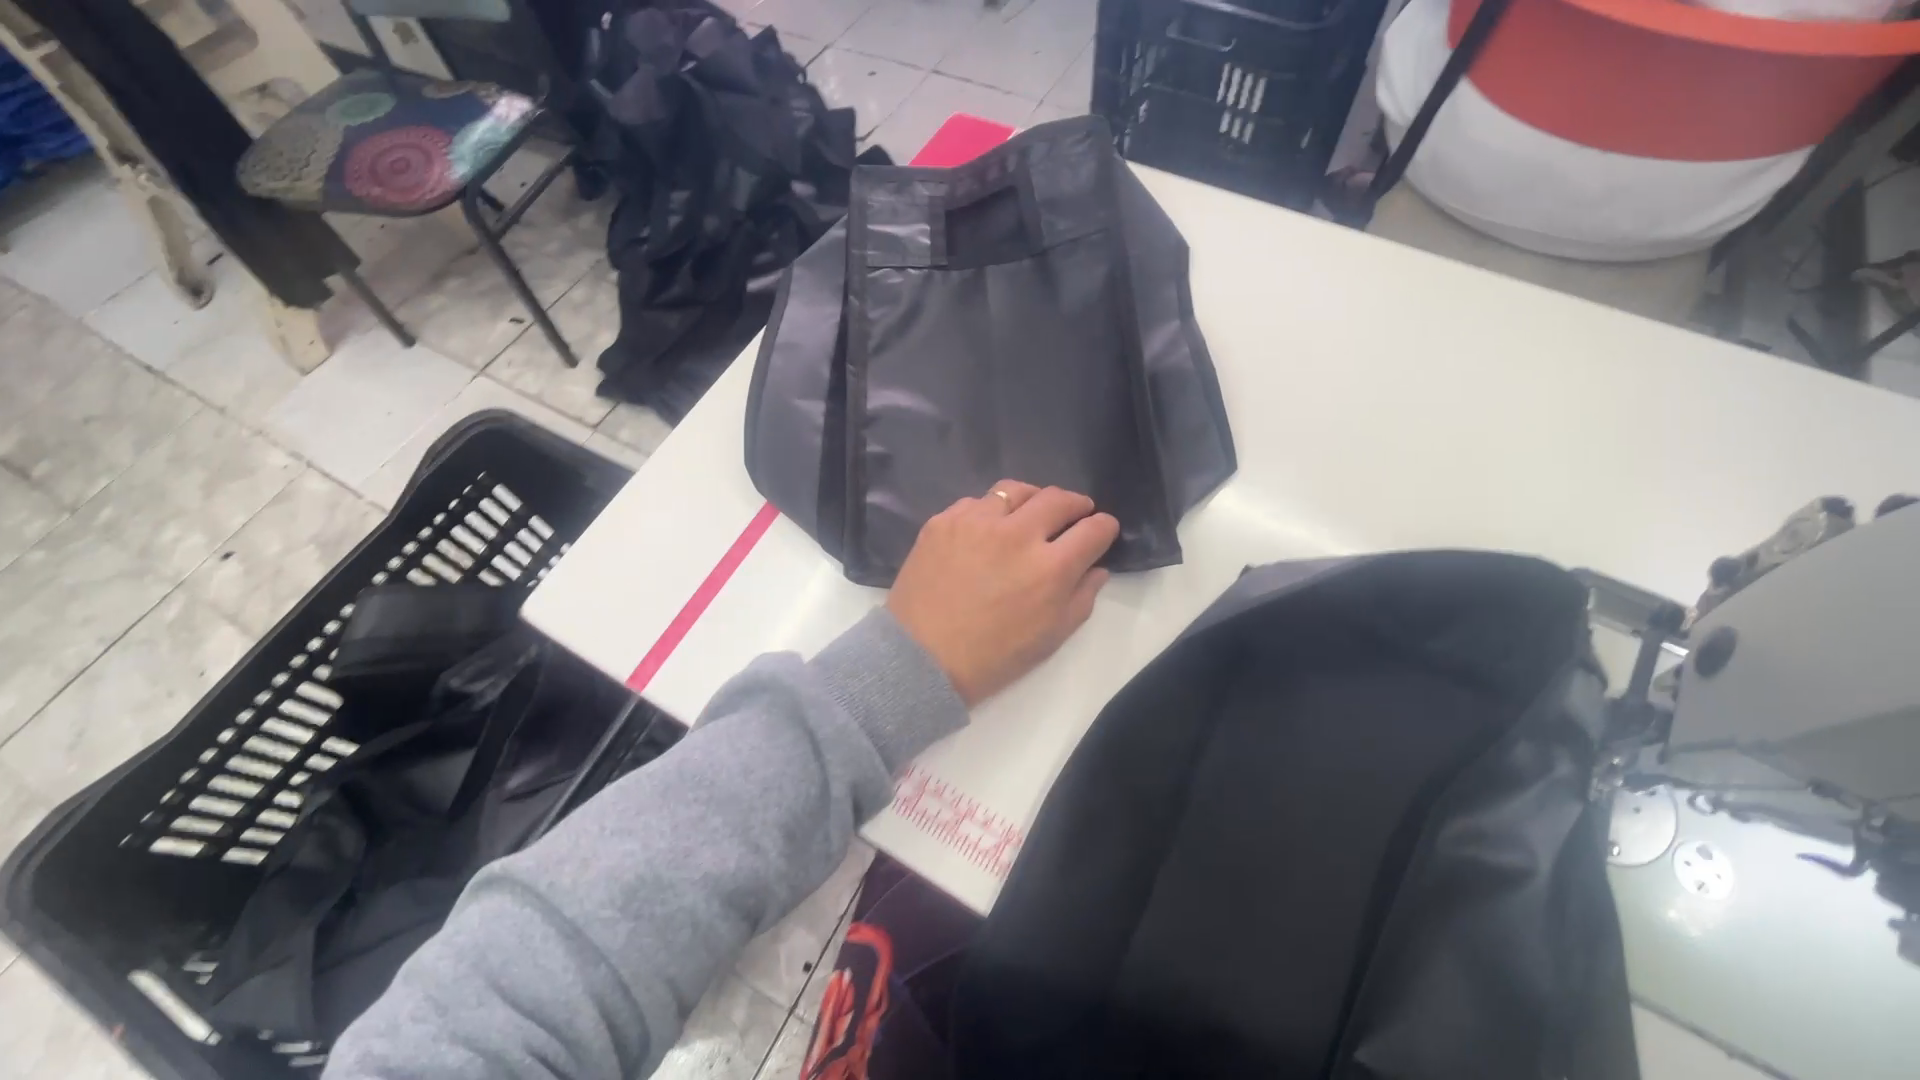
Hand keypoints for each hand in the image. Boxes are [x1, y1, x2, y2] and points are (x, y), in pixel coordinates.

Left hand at [886, 481, 1119, 706]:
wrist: (920, 658)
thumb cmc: (992, 657)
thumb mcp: (1050, 637)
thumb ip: (1081, 598)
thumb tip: (1096, 569)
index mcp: (1050, 567)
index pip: (1093, 529)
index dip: (1105, 527)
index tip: (1103, 529)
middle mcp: (1017, 534)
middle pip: (1058, 499)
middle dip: (1076, 503)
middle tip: (1076, 512)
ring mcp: (976, 522)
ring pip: (1015, 491)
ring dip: (1033, 499)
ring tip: (1033, 511)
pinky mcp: (943, 521)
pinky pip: (976, 503)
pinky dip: (991, 511)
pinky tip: (988, 529)